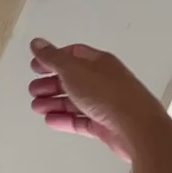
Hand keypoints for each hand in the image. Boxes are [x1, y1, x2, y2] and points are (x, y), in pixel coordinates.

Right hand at [26, 38, 167, 162]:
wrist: (138, 129)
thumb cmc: (107, 94)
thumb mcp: (73, 70)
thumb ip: (52, 57)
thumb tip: (37, 42)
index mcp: (99, 63)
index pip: (72, 55)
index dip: (52, 59)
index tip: (35, 66)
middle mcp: (104, 81)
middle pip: (72, 79)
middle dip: (50, 84)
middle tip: (33, 90)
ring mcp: (106, 104)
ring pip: (75, 101)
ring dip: (53, 103)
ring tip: (37, 107)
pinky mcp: (106, 125)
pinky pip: (81, 120)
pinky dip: (65, 120)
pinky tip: (51, 120)